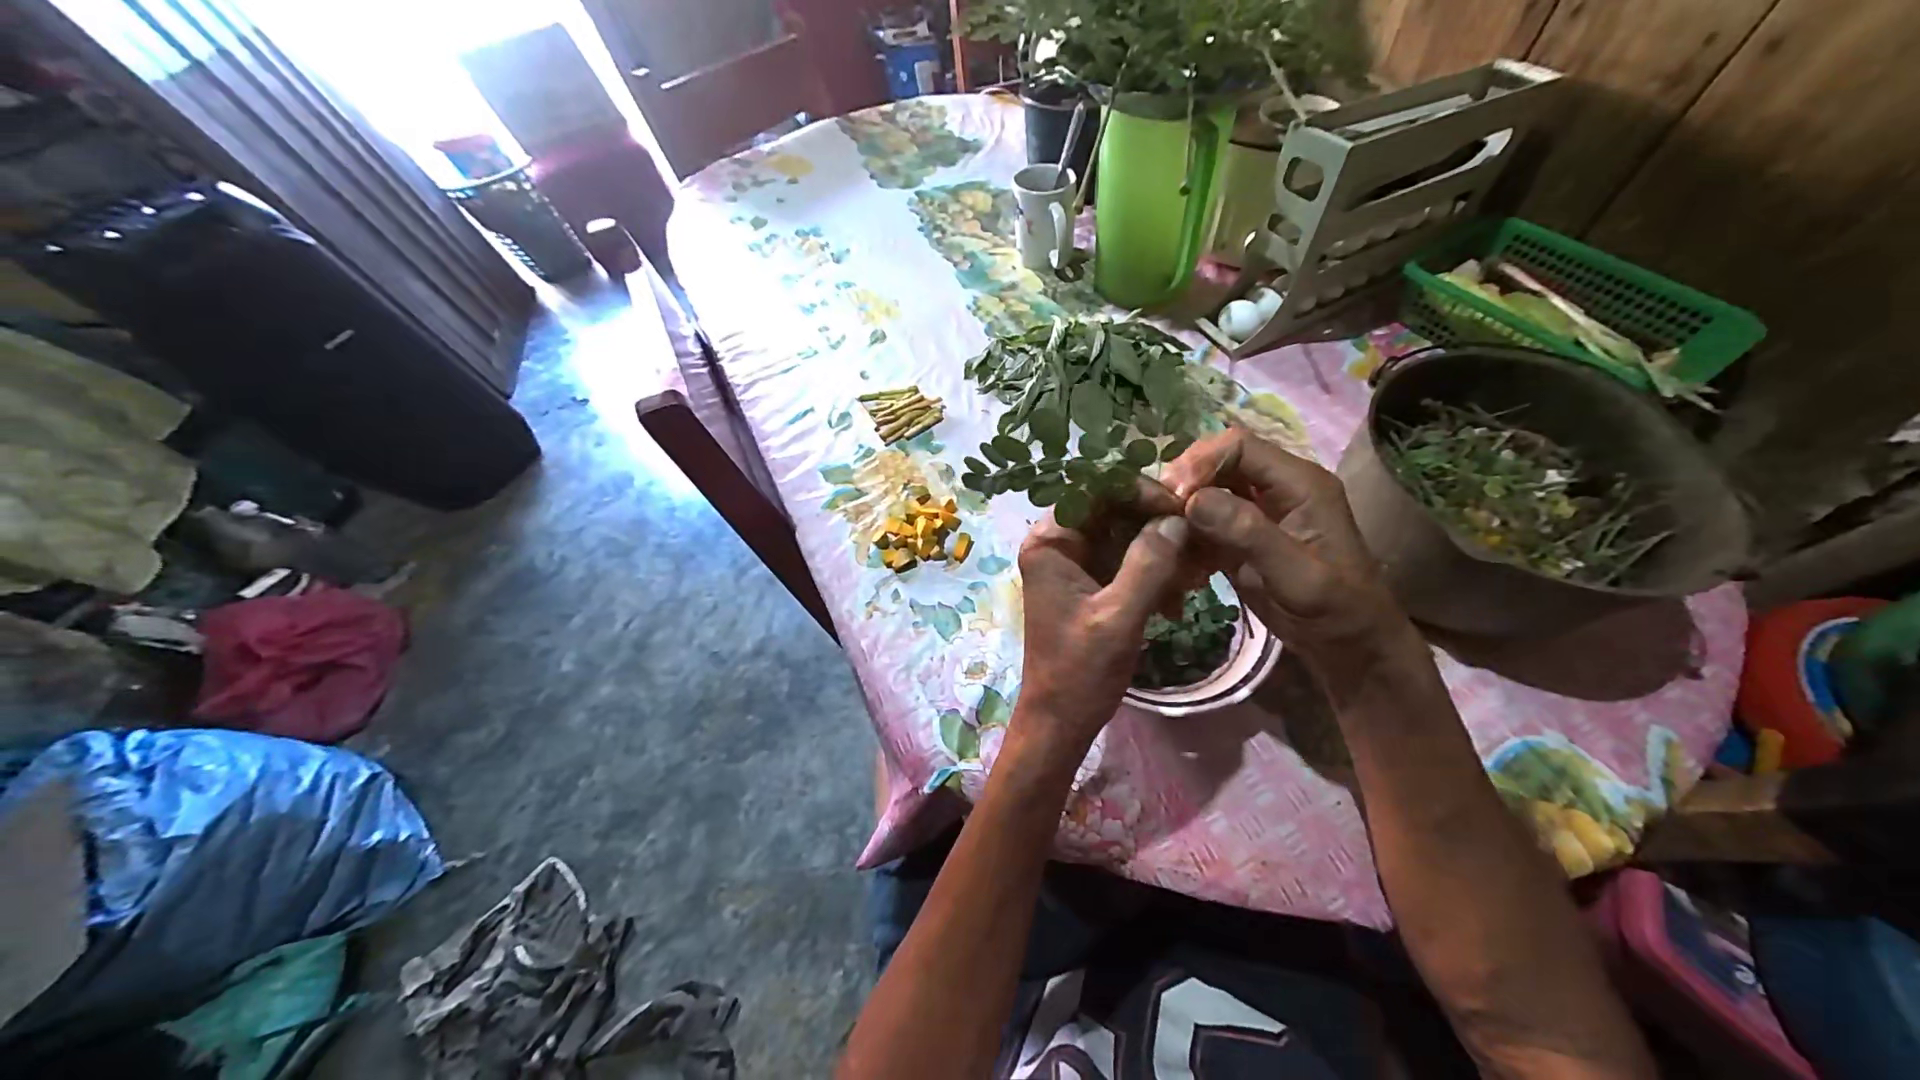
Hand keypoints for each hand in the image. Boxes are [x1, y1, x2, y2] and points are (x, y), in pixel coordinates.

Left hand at [1004, 484, 1188, 781]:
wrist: (1061, 720)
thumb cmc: (1080, 670)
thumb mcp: (1118, 615)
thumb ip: (1148, 563)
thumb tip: (1177, 518)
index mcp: (1050, 542)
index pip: (1095, 489)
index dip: (1138, 490)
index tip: (1180, 507)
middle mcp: (1059, 544)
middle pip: (1114, 509)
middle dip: (1157, 524)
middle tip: (1197, 543)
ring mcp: (1076, 564)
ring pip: (1126, 535)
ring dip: (1162, 552)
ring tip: (1193, 579)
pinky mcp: (1092, 584)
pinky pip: (1128, 562)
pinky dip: (1155, 573)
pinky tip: (1179, 600)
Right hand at [1159, 429, 1414, 685]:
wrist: (1349, 647)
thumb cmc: (1337, 610)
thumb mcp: (1297, 576)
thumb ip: (1249, 533)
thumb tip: (1193, 499)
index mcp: (1299, 483)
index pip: (1239, 446)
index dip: (1201, 462)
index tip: (1173, 495)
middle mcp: (1275, 488)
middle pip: (1217, 463)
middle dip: (1184, 484)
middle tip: (1156, 512)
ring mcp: (1255, 513)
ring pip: (1204, 491)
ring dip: (1179, 511)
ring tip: (1159, 536)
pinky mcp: (1237, 538)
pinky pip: (1201, 522)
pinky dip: (1183, 536)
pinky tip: (1175, 558)